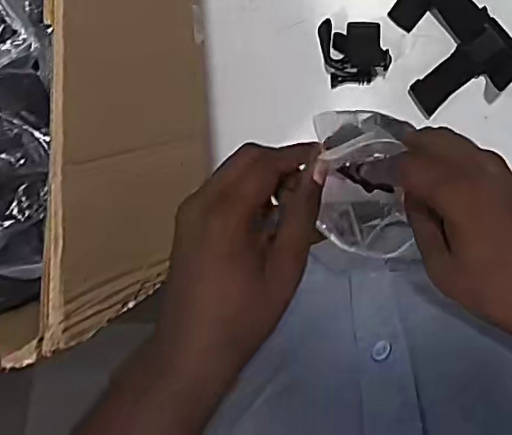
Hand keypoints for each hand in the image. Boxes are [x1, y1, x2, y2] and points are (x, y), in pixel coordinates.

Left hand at [154, 142, 324, 381]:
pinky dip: (247, 187)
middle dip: (281, 161)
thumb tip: (318, 170)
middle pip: (247, 158)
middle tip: (309, 182)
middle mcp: (202, 200)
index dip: (297, 155)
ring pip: (234, 169)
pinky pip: (222, 186)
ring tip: (290, 202)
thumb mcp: (285, 267)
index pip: (266, 162)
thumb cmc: (243, 318)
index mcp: (225, 210)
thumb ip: (303, 211)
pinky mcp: (187, 219)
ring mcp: (190, 208)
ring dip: (263, 173)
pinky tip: (264, 216)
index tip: (324, 158)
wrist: (189, 356)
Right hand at [397, 127, 511, 355]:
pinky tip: (441, 182)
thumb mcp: (444, 270)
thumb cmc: (500, 290)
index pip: (407, 164)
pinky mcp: (507, 176)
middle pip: (428, 139)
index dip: (381, 167)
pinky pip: (467, 150)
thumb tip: (413, 199)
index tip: (362, 171)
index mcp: (456, 187)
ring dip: (425, 149)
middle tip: (383, 170)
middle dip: (402, 149)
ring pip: (449, 139)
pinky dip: (447, 155)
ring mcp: (495, 167)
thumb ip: (421, 225)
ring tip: (409, 175)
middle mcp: (475, 166)